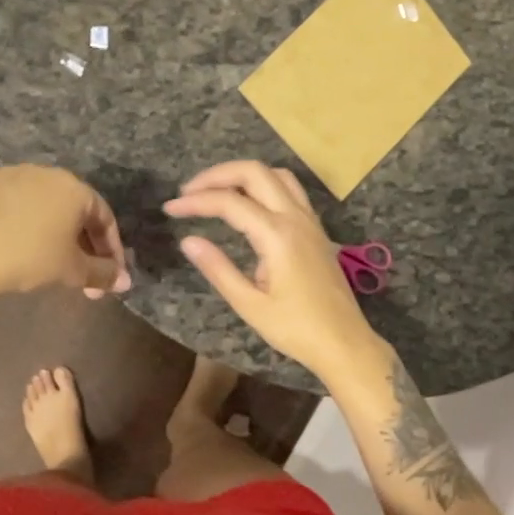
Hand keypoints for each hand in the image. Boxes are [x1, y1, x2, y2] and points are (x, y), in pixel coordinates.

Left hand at [0, 165, 130, 299]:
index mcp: (73, 188)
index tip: (110, 278)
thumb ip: (103, 274)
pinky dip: (25, 229)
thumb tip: (124, 282)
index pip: (105, 218)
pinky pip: (15, 208)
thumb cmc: (27, 257)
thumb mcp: (72, 271)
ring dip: (55, 237)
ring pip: (44, 209)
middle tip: (83, 279)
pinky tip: (17, 252)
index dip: (113, 251)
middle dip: (84, 247)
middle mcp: (44, 173)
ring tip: (51, 267)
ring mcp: (8, 176)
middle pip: (75, 212)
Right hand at [167, 161, 386, 385]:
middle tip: (190, 192)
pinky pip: (291, 192)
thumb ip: (219, 269)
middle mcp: (296, 219)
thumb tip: (188, 240)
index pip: (229, 202)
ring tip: (217, 193)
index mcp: (278, 236)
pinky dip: (265, 187)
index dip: (195, 202)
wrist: (343, 342)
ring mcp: (311, 223)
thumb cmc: (296, 330)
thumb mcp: (250, 305)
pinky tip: (249, 207)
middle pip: (255, 172)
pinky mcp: (317, 232)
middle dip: (218, 175)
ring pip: (277, 176)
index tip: (170, 209)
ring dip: (244, 176)